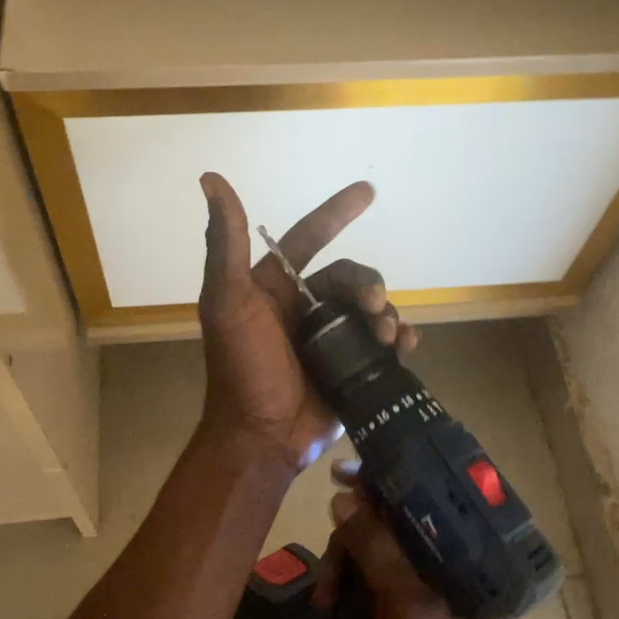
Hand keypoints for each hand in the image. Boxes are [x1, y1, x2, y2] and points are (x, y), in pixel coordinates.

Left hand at [197, 172, 420, 469]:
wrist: (261, 439)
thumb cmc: (241, 370)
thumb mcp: (227, 303)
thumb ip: (226, 243)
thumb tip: (211, 179)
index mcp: (273, 289)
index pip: (306, 240)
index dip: (335, 214)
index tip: (368, 192)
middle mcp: (303, 309)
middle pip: (349, 278)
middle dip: (367, 283)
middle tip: (373, 306)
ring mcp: (329, 341)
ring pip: (371, 309)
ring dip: (387, 313)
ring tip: (389, 334)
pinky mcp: (350, 369)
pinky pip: (383, 344)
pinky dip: (399, 340)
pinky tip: (406, 346)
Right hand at [316, 462, 502, 618]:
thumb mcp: (406, 605)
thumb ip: (377, 549)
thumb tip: (343, 497)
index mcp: (471, 547)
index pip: (430, 491)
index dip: (387, 479)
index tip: (345, 474)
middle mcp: (451, 551)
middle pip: (392, 516)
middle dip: (353, 536)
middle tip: (330, 565)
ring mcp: (425, 573)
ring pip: (374, 541)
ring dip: (343, 563)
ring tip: (326, 598)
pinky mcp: (403, 594)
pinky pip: (368, 568)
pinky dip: (346, 579)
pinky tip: (328, 602)